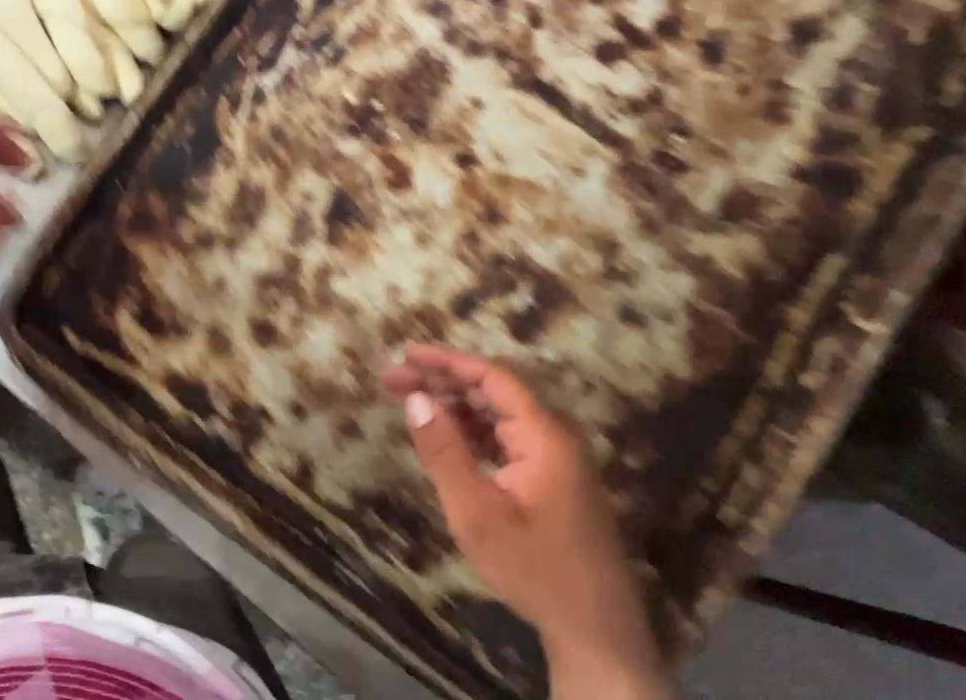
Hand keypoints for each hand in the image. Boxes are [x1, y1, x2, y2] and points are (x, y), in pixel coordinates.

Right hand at [384, 346, 672, 696]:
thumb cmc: (533, 567)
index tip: (404, 355)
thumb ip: (443, 450)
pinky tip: (443, 437)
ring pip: (499, 417)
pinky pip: (506, 441)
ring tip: (409, 403)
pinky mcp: (552, 484)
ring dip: (454, 406)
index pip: (493, 378)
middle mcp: (555, 440)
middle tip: (392, 381)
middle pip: (494, 393)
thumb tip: (414, 397)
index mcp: (544, 438)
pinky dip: (470, 431)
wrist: (595, 630)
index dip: (446, 361)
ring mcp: (557, 463)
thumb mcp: (475, 511)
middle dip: (442, 381)